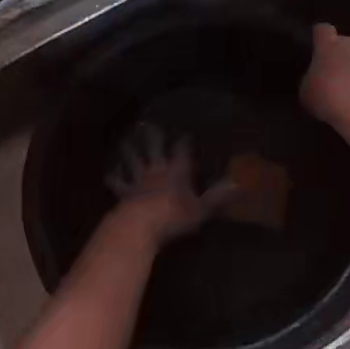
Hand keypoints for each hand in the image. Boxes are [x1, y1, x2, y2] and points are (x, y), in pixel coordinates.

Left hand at [105, 125, 233, 244]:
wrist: (139, 225)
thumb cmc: (174, 216)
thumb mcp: (202, 209)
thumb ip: (219, 196)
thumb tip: (240, 183)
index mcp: (177, 171)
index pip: (182, 150)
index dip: (184, 141)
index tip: (186, 132)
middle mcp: (157, 169)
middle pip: (154, 147)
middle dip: (153, 136)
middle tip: (149, 123)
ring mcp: (138, 179)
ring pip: (133, 159)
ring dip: (129, 150)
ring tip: (125, 140)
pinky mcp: (124, 192)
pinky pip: (117, 182)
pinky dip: (113, 176)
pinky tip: (109, 173)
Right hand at [299, 23, 349, 129]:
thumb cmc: (332, 100)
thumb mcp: (307, 93)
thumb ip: (311, 79)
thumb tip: (317, 78)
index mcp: (329, 45)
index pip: (322, 30)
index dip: (320, 38)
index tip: (318, 48)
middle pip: (346, 44)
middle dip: (342, 57)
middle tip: (337, 79)